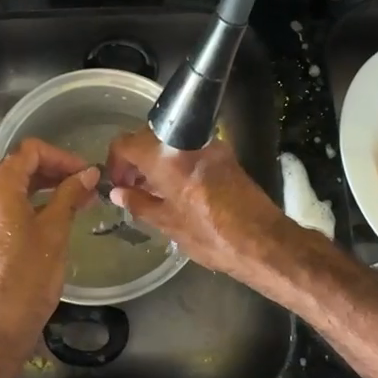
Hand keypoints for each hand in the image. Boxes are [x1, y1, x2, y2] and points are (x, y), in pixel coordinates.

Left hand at [0, 138, 97, 351]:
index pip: (29, 151)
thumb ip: (69, 196)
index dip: (61, 156)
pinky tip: (51, 219)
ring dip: (43, 188)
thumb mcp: (54, 233)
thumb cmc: (27, 279)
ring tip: (74, 201)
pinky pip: (4, 207)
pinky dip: (29, 204)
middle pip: (18, 167)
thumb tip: (88, 173)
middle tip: (84, 186)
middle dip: (53, 170)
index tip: (85, 173)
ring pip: (11, 187)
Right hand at [104, 129, 294, 279]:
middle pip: (147, 137)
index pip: (126, 143)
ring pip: (169, 141)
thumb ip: (140, 203)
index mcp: (166, 158)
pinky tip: (176, 187)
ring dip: (156, 159)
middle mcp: (186, 143)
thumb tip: (118, 192)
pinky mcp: (224, 152)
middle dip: (135, 158)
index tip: (117, 183)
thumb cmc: (212, 237)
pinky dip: (176, 161)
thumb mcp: (169, 224)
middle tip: (130, 186)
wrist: (262, 240)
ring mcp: (208, 144)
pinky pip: (189, 148)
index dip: (115, 161)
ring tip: (151, 189)